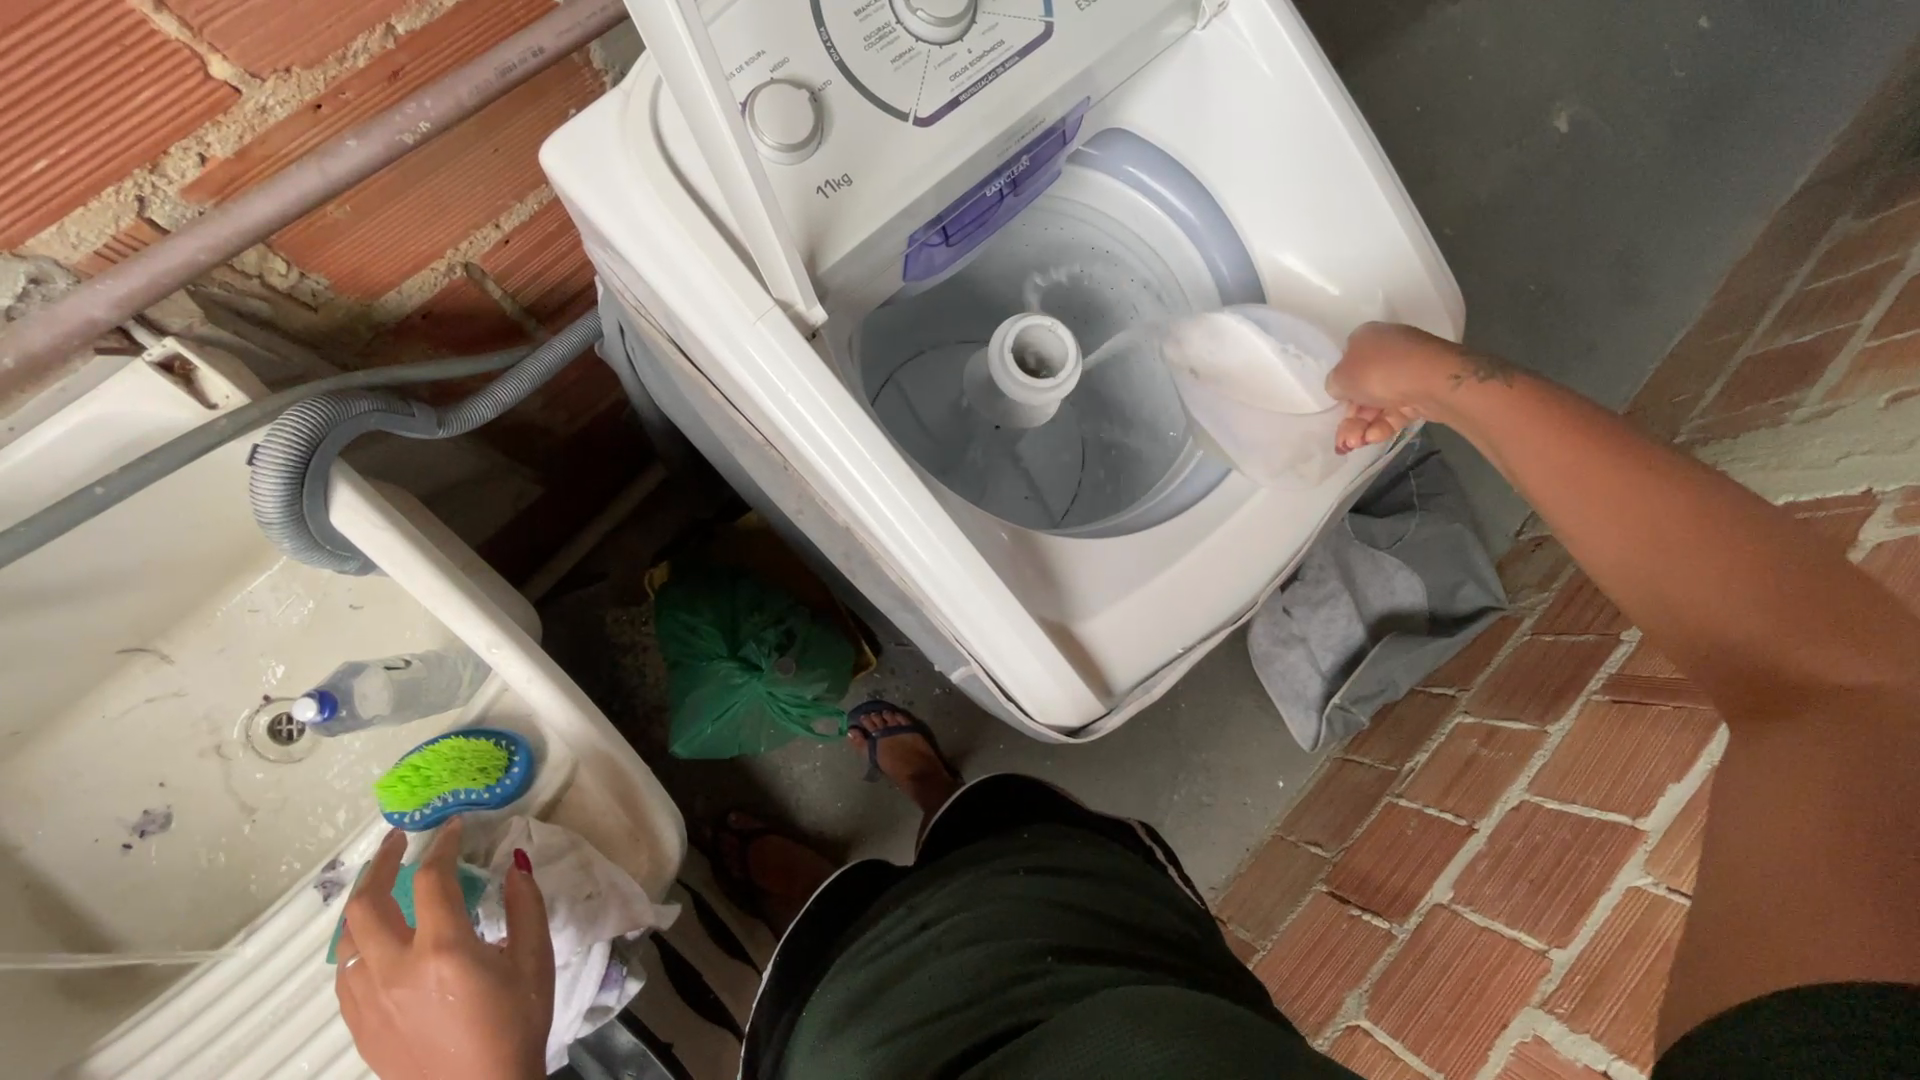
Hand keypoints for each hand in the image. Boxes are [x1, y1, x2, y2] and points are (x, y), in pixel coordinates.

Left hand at [335, 818, 554, 1079]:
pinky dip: (358, 943)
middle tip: (398, 841)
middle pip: (366, 903)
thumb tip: (515, 865)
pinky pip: (346, 973)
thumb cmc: (516, 1026)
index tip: (451, 826)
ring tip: (383, 884)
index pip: (431, 878)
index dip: (441, 844)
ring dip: (363, 902)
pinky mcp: (360, 1024)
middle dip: (380, 863)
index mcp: (445, 949)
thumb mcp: (535, 961)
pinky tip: (379, 940)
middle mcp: (396, 969)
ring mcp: (370, 1000)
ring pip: (346, 938)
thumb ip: (526, 906)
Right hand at [1326, 322, 1515, 452]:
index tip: (1336, 407)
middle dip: (1350, 419)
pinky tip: (1373, 438)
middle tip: (1344, 441)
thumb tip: (1342, 388)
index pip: (1347, 364)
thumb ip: (1335, 384)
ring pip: (1378, 404)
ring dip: (1362, 427)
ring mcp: (1408, 372)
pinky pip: (1396, 410)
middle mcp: (1388, 352)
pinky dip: (1383, 426)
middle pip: (1362, 390)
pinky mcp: (1423, 391)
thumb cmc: (1378, 371)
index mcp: (1367, 338)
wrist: (1434, 379)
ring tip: (1355, 445)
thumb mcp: (1341, 377)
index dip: (1340, 389)